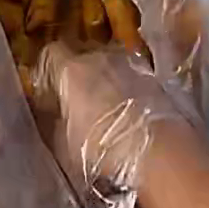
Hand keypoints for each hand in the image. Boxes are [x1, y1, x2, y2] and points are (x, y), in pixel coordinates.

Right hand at [33, 42, 190, 207]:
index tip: (47, 92)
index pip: (51, 53)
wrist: (161, 153)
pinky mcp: (151, 73)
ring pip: (107, 62)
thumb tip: (51, 112)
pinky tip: (127, 111)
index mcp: (72, 69)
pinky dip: (124, 86)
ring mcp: (128, 61)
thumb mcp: (64, 146)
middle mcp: (100, 55)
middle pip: (80, 54)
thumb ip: (53, 121)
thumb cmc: (104, 153)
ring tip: (103, 107)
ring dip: (101, 78)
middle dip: (75, 73)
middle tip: (73, 102)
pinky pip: (128, 73)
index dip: (47, 71)